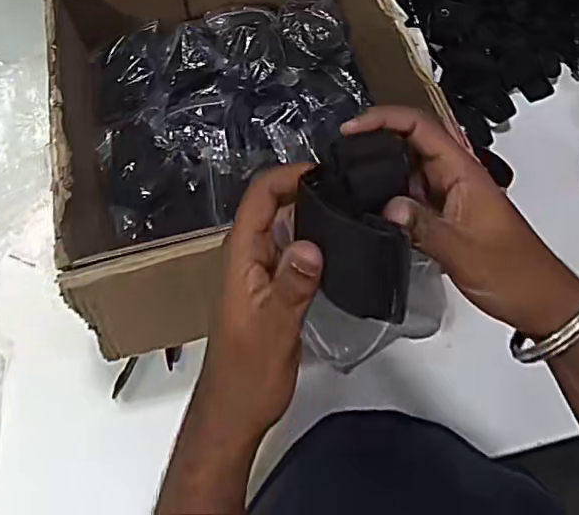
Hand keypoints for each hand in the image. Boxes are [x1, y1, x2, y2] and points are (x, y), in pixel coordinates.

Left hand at [197, 162, 322, 440]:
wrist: (235, 406)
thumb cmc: (247, 371)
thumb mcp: (274, 327)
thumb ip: (292, 285)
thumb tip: (312, 245)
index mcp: (240, 253)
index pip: (259, 197)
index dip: (285, 177)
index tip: (319, 171)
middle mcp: (246, 253)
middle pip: (269, 204)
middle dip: (299, 187)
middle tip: (340, 185)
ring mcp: (257, 268)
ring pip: (280, 225)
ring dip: (305, 210)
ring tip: (343, 205)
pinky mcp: (269, 284)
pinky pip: (288, 248)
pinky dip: (309, 237)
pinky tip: (334, 243)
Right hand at [342, 106, 578, 337]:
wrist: (542, 305)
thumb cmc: (518, 274)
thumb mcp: (464, 251)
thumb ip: (421, 227)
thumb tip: (386, 207)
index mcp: (464, 171)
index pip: (419, 125)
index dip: (383, 118)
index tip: (353, 128)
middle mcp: (455, 175)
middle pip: (409, 137)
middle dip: (374, 135)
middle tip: (343, 146)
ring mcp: (448, 192)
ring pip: (406, 163)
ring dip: (379, 164)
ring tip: (351, 173)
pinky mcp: (443, 210)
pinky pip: (408, 188)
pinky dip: (387, 189)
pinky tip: (372, 203)